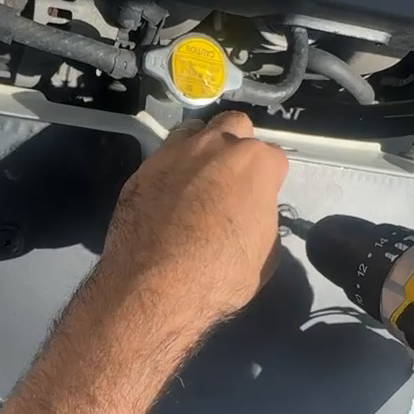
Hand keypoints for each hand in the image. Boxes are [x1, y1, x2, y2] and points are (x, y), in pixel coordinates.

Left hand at [94, 112, 288, 329]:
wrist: (155, 286)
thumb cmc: (220, 274)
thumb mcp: (265, 254)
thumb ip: (261, 220)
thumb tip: (250, 216)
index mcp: (253, 163)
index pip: (273, 158)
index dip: (269, 181)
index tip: (260, 200)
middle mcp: (213, 146)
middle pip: (233, 127)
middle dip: (236, 146)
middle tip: (230, 180)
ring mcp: (172, 154)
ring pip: (193, 133)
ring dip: (200, 150)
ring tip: (195, 182)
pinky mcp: (140, 171)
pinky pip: (161, 160)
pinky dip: (169, 173)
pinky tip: (166, 200)